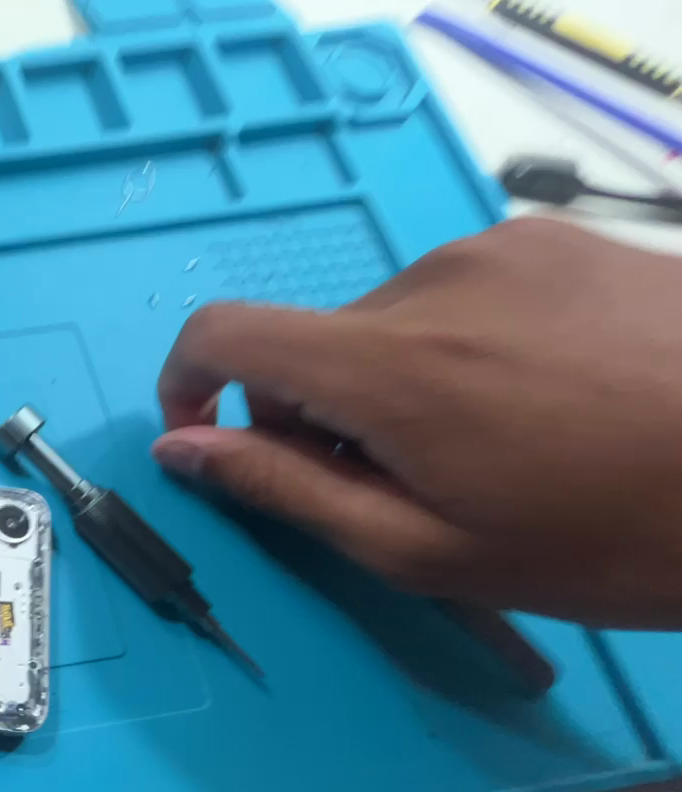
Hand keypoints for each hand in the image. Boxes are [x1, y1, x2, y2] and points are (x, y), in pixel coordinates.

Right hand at [151, 218, 681, 627]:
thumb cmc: (616, 538)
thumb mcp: (419, 546)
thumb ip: (279, 487)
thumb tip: (178, 448)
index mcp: (391, 361)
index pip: (219, 335)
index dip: (183, 385)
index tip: (204, 438)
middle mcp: (434, 281)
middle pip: (301, 346)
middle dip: (307, 415)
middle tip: (388, 480)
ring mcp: (505, 250)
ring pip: (369, 326)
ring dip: (376, 386)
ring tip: (471, 444)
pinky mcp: (559, 242)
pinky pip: (442, 297)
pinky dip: (437, 350)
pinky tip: (522, 397)